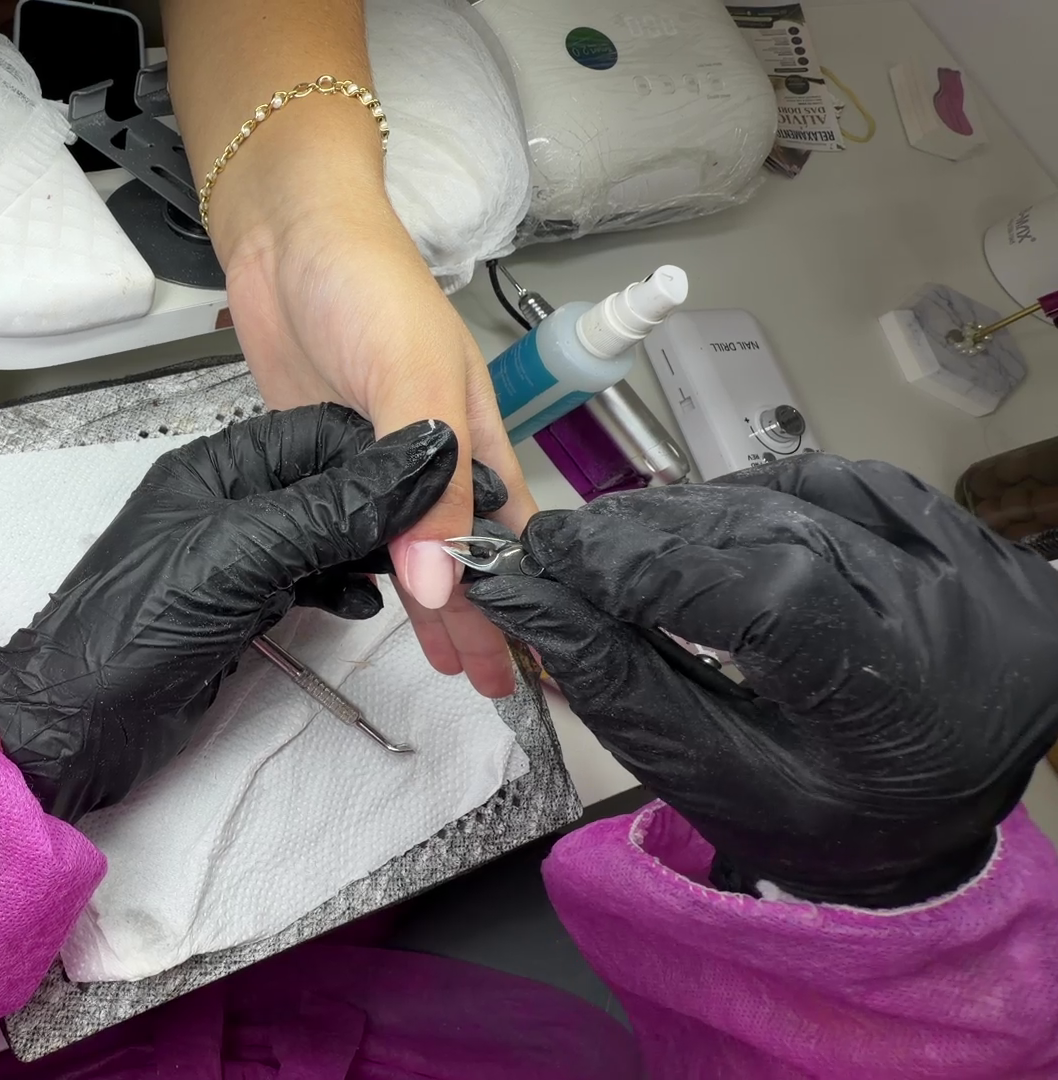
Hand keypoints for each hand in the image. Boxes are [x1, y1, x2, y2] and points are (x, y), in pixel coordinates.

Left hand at [0, 405, 462, 821]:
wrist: (82, 715)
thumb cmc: (145, 621)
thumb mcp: (244, 553)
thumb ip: (333, 508)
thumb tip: (425, 459)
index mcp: (225, 463)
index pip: (331, 438)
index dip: (395, 462)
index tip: (460, 495)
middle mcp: (233, 497)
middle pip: (332, 488)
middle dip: (390, 518)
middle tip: (449, 553)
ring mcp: (236, 551)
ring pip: (323, 535)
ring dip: (369, 554)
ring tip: (412, 583)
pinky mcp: (239, 599)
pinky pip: (304, 577)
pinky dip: (335, 586)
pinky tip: (357, 603)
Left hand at [220, 201, 536, 698]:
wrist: (287, 249)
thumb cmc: (367, 291)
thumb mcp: (413, 380)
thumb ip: (428, 481)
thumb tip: (441, 582)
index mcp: (473, 441)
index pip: (515, 538)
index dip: (530, 599)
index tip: (545, 664)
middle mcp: (426, 464)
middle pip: (466, 558)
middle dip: (486, 620)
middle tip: (497, 688)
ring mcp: (370, 471)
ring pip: (410, 554)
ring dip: (432, 608)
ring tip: (449, 667)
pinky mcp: (321, 468)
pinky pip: (350, 532)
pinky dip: (368, 572)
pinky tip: (373, 601)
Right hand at [468, 455, 1057, 906]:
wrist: (908, 822)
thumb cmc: (796, 816)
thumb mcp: (682, 760)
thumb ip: (597, 667)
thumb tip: (513, 590)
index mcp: (899, 713)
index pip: (767, 595)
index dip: (641, 562)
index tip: (553, 552)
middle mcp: (968, 630)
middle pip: (771, 530)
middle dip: (643, 529)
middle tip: (566, 544)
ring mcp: (983, 576)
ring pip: (795, 493)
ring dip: (685, 509)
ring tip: (623, 542)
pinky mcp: (969, 544)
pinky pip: (838, 482)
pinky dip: (750, 493)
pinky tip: (707, 526)